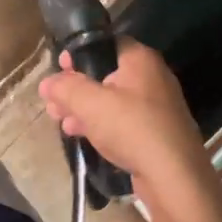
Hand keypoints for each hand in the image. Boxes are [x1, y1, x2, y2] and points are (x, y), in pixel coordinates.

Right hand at [41, 39, 208, 188]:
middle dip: (76, 88)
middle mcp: (152, 77)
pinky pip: (122, 121)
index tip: (58, 68)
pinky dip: (101, 125)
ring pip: (112, 100)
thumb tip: (47, 83)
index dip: (78, 53)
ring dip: (84, 108)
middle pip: (105, 74)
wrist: (174, 178)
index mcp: (140, 59)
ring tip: (59, 120)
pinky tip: (80, 135)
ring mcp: (156, 107)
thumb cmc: (132, 128)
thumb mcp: (90, 103)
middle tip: (53, 101)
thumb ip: (65, 88)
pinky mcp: (155, 133)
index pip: (105, 43)